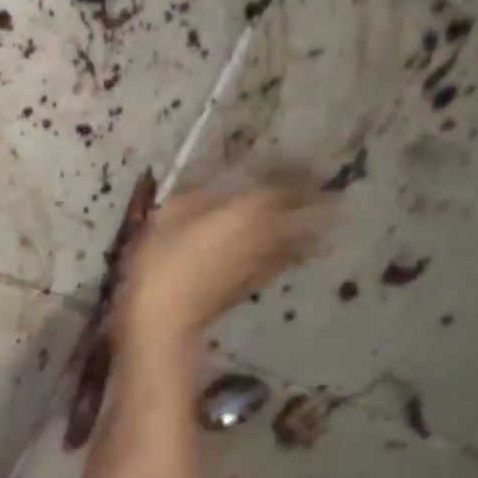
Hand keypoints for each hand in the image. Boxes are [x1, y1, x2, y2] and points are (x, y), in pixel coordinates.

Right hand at [117, 181, 329, 343]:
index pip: (282, 185)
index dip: (290, 172)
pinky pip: (288, 255)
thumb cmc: (158, 263)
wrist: (166, 316)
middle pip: (310, 211)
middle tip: (318, 188)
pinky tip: (282, 245)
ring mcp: (269, 259)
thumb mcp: (163, 220)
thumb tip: (214, 186)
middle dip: (318, 198)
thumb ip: (194, 198)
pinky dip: (292, 245)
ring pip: (306, 236)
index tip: (291, 162)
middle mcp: (268, 232)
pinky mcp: (261, 279)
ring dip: (312, 223)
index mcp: (244, 212)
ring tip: (311, 215)